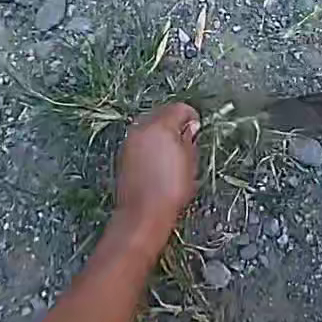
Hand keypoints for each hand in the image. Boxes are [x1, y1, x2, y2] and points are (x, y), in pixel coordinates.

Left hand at [111, 103, 199, 245]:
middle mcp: (142, 128)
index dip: (192, 117)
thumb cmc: (172, 188)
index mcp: (161, 126)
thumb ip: (190, 139)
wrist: (143, 213)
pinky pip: (141, 137)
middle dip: (175, 120)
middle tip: (187, 137)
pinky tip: (159, 157)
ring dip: (162, 130)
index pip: (180, 108)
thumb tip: (191, 127)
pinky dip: (151, 140)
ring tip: (173, 149)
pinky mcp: (124, 153)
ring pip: (149, 124)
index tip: (197, 129)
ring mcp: (130, 140)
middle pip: (162, 112)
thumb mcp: (190, 162)